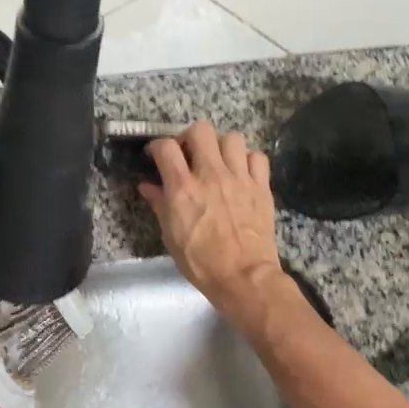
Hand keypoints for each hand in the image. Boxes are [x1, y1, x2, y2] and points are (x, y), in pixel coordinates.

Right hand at [140, 121, 283, 309]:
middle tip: (189, 154)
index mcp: (183, 188)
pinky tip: (241, 173)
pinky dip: (247, 160)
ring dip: (221, 146)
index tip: (156, 155)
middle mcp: (211, 175)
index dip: (157, 146)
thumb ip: (159, 204)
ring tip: (217, 162)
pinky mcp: (261, 187)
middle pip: (200, 130)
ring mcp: (239, 179)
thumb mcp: (170, 235)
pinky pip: (257, 157)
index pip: (166, 147)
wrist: (244, 277)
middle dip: (190, 138)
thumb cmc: (200, 261)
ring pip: (232, 138)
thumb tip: (147, 186)